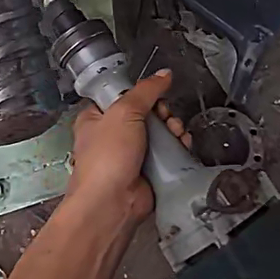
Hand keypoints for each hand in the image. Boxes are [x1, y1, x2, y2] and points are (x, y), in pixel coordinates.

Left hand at [66, 70, 188, 224]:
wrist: (112, 204)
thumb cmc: (106, 158)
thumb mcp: (124, 112)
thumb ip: (146, 91)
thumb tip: (164, 74)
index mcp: (97, 118)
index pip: (123, 95)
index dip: (141, 92)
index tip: (152, 94)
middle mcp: (113, 135)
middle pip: (147, 112)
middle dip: (162, 112)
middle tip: (165, 116)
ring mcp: (132, 153)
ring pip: (160, 131)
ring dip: (172, 128)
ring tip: (175, 132)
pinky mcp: (149, 170)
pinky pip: (168, 151)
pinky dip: (178, 146)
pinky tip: (182, 144)